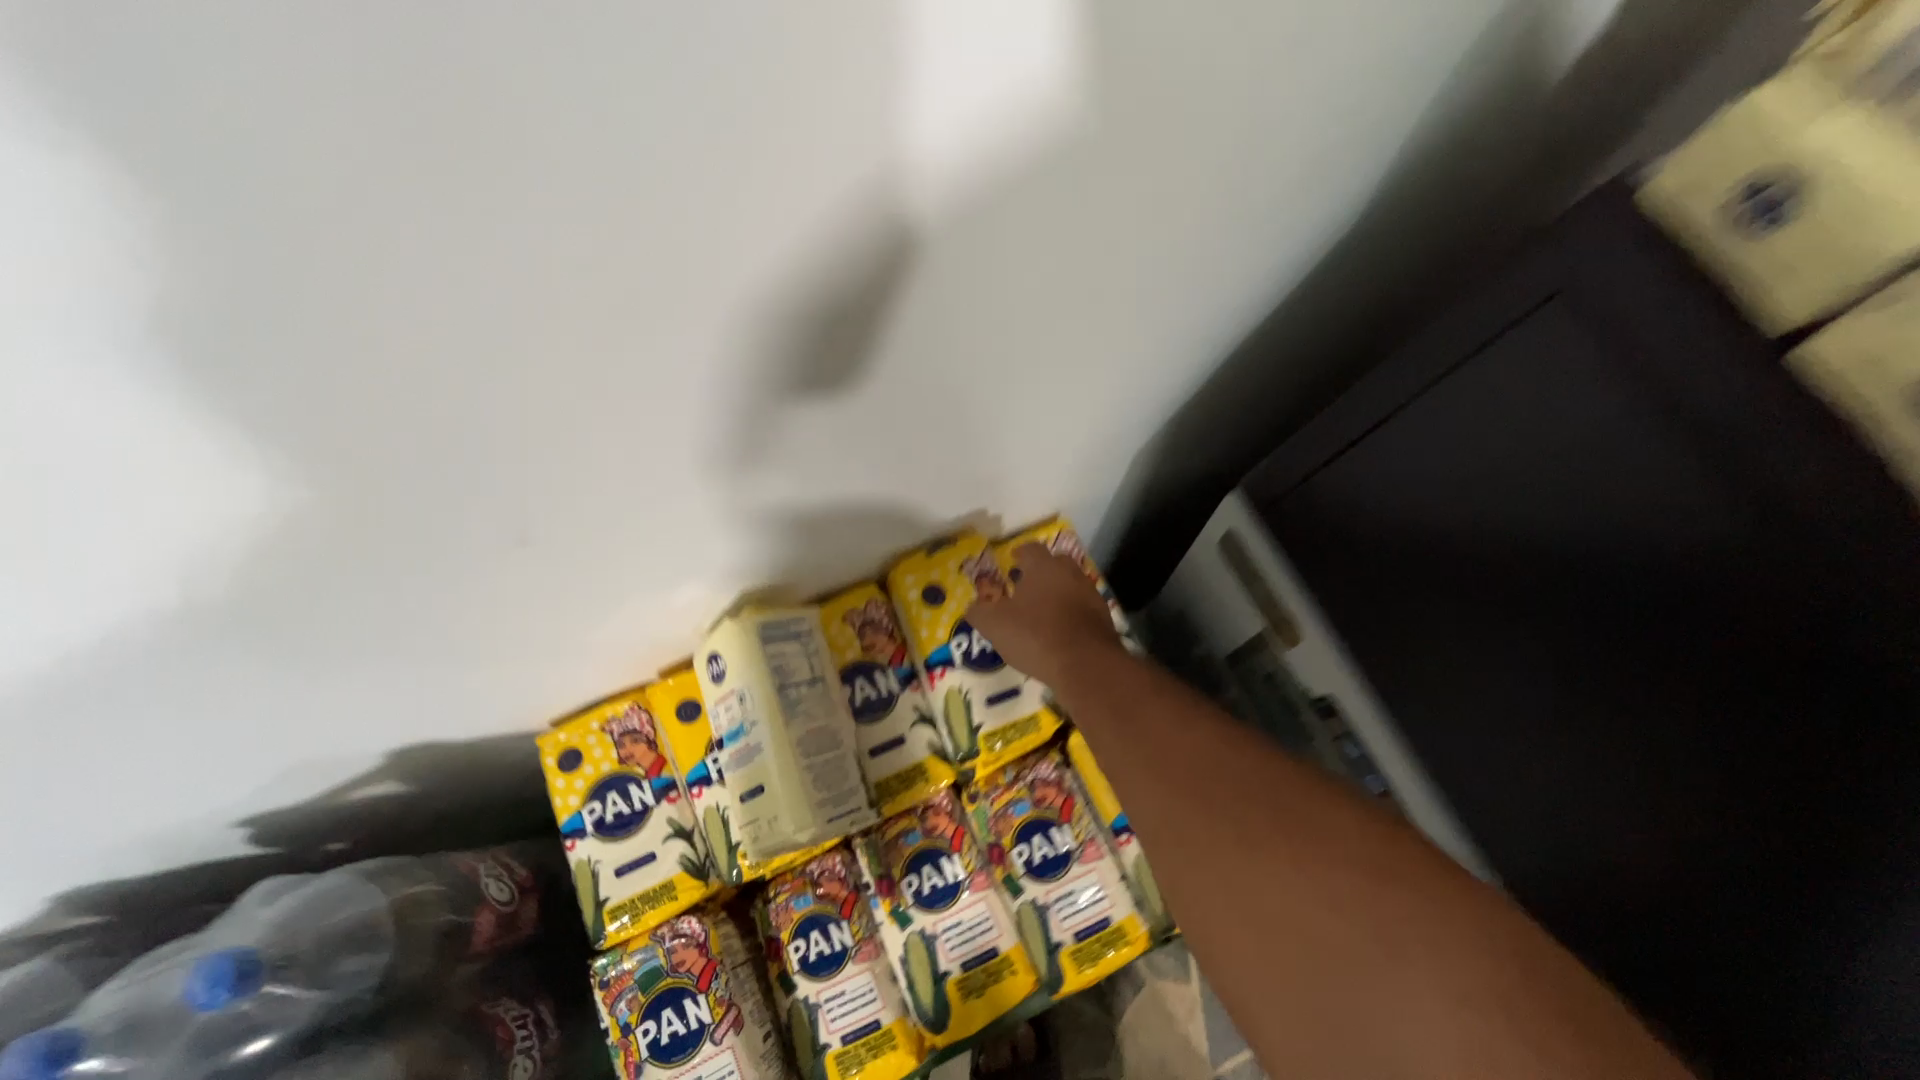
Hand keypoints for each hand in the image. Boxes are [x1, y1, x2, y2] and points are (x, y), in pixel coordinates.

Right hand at [966, 542, 1125, 687]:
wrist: (1086, 664)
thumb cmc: (1035, 636)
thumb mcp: (994, 626)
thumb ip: (979, 612)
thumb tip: (973, 606)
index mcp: (1043, 567)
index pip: (1031, 549)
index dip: (1020, 553)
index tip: (1013, 561)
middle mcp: (1070, 573)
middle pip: (1056, 564)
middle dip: (1042, 572)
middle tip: (1027, 587)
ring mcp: (1091, 595)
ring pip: (1071, 586)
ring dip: (1058, 595)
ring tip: (1044, 613)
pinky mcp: (1104, 618)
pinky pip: (1083, 609)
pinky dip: (1072, 615)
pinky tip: (1062, 633)